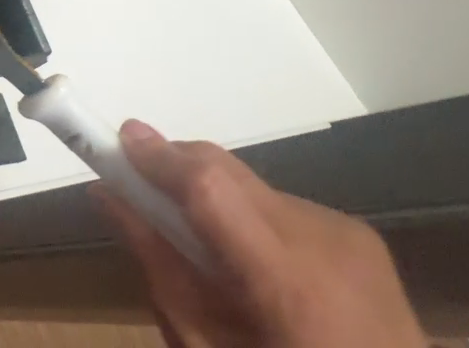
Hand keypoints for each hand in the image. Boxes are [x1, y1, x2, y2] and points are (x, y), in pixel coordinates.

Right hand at [95, 120, 425, 347]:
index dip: (157, 156)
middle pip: (226, 171)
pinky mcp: (362, 237)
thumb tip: (106, 192)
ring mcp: (349, 236)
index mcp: (287, 280)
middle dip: (172, 166)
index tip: (111, 140)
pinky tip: (248, 257)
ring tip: (198, 239)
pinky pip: (279, 202)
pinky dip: (246, 213)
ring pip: (247, 183)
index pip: (211, 186)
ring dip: (208, 193)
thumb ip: (155, 261)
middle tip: (134, 184)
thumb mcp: (201, 340)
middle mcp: (324, 242)